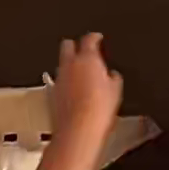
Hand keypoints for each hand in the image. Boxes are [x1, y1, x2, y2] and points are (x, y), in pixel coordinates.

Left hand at [49, 33, 122, 154]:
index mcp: (88, 58)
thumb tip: (112, 75)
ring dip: (70, 63)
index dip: (94, 37)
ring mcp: (60, 78)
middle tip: (84, 51)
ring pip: (62, 62)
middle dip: (75, 45)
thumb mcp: (116, 90)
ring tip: (80, 72)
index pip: (89, 39)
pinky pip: (59, 79)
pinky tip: (74, 89)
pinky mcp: (52, 93)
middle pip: (68, 44)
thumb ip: (113, 77)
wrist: (78, 132)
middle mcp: (70, 64)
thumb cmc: (100, 109)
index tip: (98, 38)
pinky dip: (66, 80)